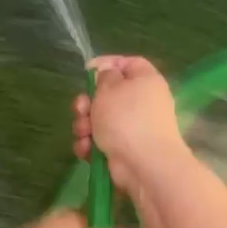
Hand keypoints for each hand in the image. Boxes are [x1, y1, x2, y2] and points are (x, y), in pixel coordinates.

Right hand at [73, 55, 191, 192]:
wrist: (142, 164)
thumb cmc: (126, 119)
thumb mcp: (109, 88)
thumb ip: (104, 76)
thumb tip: (107, 73)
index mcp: (145, 82)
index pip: (129, 63)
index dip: (108, 63)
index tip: (88, 70)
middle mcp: (141, 103)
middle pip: (108, 95)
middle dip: (88, 103)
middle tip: (81, 109)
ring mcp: (133, 128)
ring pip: (99, 120)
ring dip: (85, 126)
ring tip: (84, 133)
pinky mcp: (123, 149)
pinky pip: (100, 141)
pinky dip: (90, 145)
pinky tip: (87, 149)